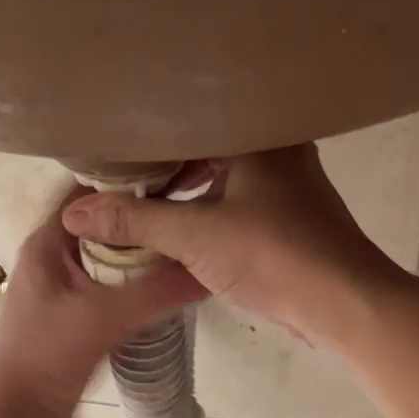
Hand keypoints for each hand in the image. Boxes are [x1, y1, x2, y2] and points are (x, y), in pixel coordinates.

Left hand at [0, 189, 206, 417]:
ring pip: (112, 254)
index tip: (177, 174)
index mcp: (49, 240)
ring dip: (146, 249)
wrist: (14, 417)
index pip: (91, 189)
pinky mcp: (79, 312)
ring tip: (192, 239)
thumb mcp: (103, 317)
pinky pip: (115, 282)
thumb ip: (157, 291)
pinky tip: (174, 282)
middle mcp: (56, 254)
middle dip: (147, 214)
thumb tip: (212, 270)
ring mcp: (67, 284)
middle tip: (195, 206)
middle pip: (107, 221)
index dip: (131, 177)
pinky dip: (141, 278)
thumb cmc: (44, 356)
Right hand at [61, 145, 403, 346]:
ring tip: (150, 193)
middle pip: (213, 142)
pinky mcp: (295, 217)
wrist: (344, 303)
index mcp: (259, 137)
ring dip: (195, 185)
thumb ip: (135, 222)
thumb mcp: (194, 236)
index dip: (155, 127)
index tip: (120, 138)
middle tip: (129, 164)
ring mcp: (292, 184)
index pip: (197, 115)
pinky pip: (244, 199)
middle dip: (172, 157)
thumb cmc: (273, 254)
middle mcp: (280, 150)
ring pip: (231, 173)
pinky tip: (189, 224)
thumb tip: (74, 213)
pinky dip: (215, 206)